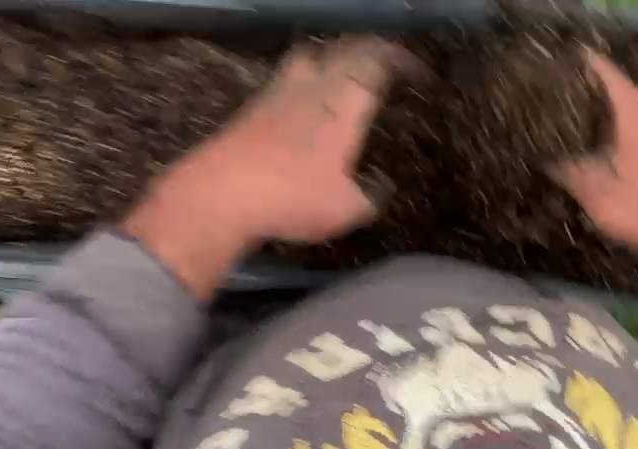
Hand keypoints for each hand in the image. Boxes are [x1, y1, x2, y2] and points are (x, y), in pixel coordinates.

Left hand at [122, 37, 410, 297]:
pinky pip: (281, 88)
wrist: (224, 193)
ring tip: (335, 82)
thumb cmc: (295, 197)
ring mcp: (276, 93)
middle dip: (363, 55)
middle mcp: (313, 84)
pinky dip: (297, 91)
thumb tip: (377, 193)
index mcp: (345, 100)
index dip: (399, 61)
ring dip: (325, 64)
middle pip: (342, 50)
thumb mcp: (346, 209)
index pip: (378, 61)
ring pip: (306, 60)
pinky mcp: (250, 111)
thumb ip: (368, 197)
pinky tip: (298, 112)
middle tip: (376, 69)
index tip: (413, 70)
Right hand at [554, 49, 637, 277]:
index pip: (604, 75)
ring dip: (599, 115)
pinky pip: (630, 132)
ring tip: (567, 123)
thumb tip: (545, 158)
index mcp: (632, 113)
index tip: (556, 69)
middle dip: (586, 92)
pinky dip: (610, 133)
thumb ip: (570, 171)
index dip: (581, 69)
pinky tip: (595, 150)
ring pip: (623, 113)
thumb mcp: (597, 193)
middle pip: (614, 92)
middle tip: (554, 99)